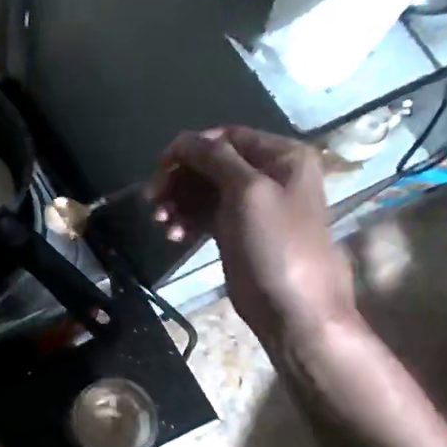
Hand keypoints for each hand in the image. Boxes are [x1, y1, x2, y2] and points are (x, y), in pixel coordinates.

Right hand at [149, 126, 355, 346]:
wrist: (293, 309)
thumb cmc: (276, 245)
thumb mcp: (248, 192)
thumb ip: (215, 158)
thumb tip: (184, 139)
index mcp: (282, 156)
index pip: (227, 137)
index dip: (191, 148)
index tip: (160, 168)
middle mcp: (268, 175)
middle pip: (212, 163)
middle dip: (180, 179)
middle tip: (153, 200)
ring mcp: (252, 206)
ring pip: (204, 191)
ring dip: (179, 202)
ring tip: (162, 223)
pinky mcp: (237, 233)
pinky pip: (205, 216)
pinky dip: (187, 222)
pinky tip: (173, 236)